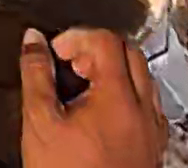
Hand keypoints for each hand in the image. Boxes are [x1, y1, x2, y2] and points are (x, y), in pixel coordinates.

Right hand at [20, 27, 166, 167]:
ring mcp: (154, 132)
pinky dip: (124, 90)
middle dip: (95, 47)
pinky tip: (97, 107)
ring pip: (141, 76)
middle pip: (129, 52)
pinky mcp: (154, 149)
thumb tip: (33, 38)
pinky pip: (146, 102)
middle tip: (68, 62)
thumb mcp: (40, 120)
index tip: (54, 53)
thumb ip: (35, 73)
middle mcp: (145, 112)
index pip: (106, 41)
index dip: (75, 37)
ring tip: (80, 84)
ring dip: (111, 67)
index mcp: (120, 100)